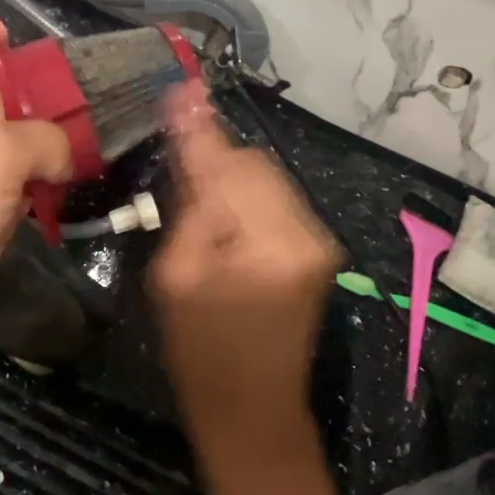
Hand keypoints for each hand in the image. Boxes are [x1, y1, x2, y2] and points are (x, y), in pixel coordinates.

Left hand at [0, 1, 71, 334]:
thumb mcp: (0, 153)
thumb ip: (46, 140)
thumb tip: (68, 157)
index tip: (11, 39)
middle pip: (11, 82)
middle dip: (52, 88)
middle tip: (94, 108)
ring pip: (31, 132)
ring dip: (63, 139)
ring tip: (100, 149)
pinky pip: (34, 176)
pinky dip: (57, 181)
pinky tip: (81, 190)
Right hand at [151, 82, 341, 432]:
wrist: (252, 410)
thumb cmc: (201, 349)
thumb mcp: (176, 272)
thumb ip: (187, 198)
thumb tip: (185, 133)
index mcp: (270, 241)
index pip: (228, 163)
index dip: (199, 124)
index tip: (181, 84)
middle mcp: (307, 229)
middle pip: (252, 161)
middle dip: (213, 160)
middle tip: (178, 182)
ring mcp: (318, 236)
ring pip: (264, 173)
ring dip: (229, 176)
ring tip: (200, 210)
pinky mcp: (317, 244)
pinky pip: (273, 195)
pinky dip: (244, 196)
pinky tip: (224, 222)